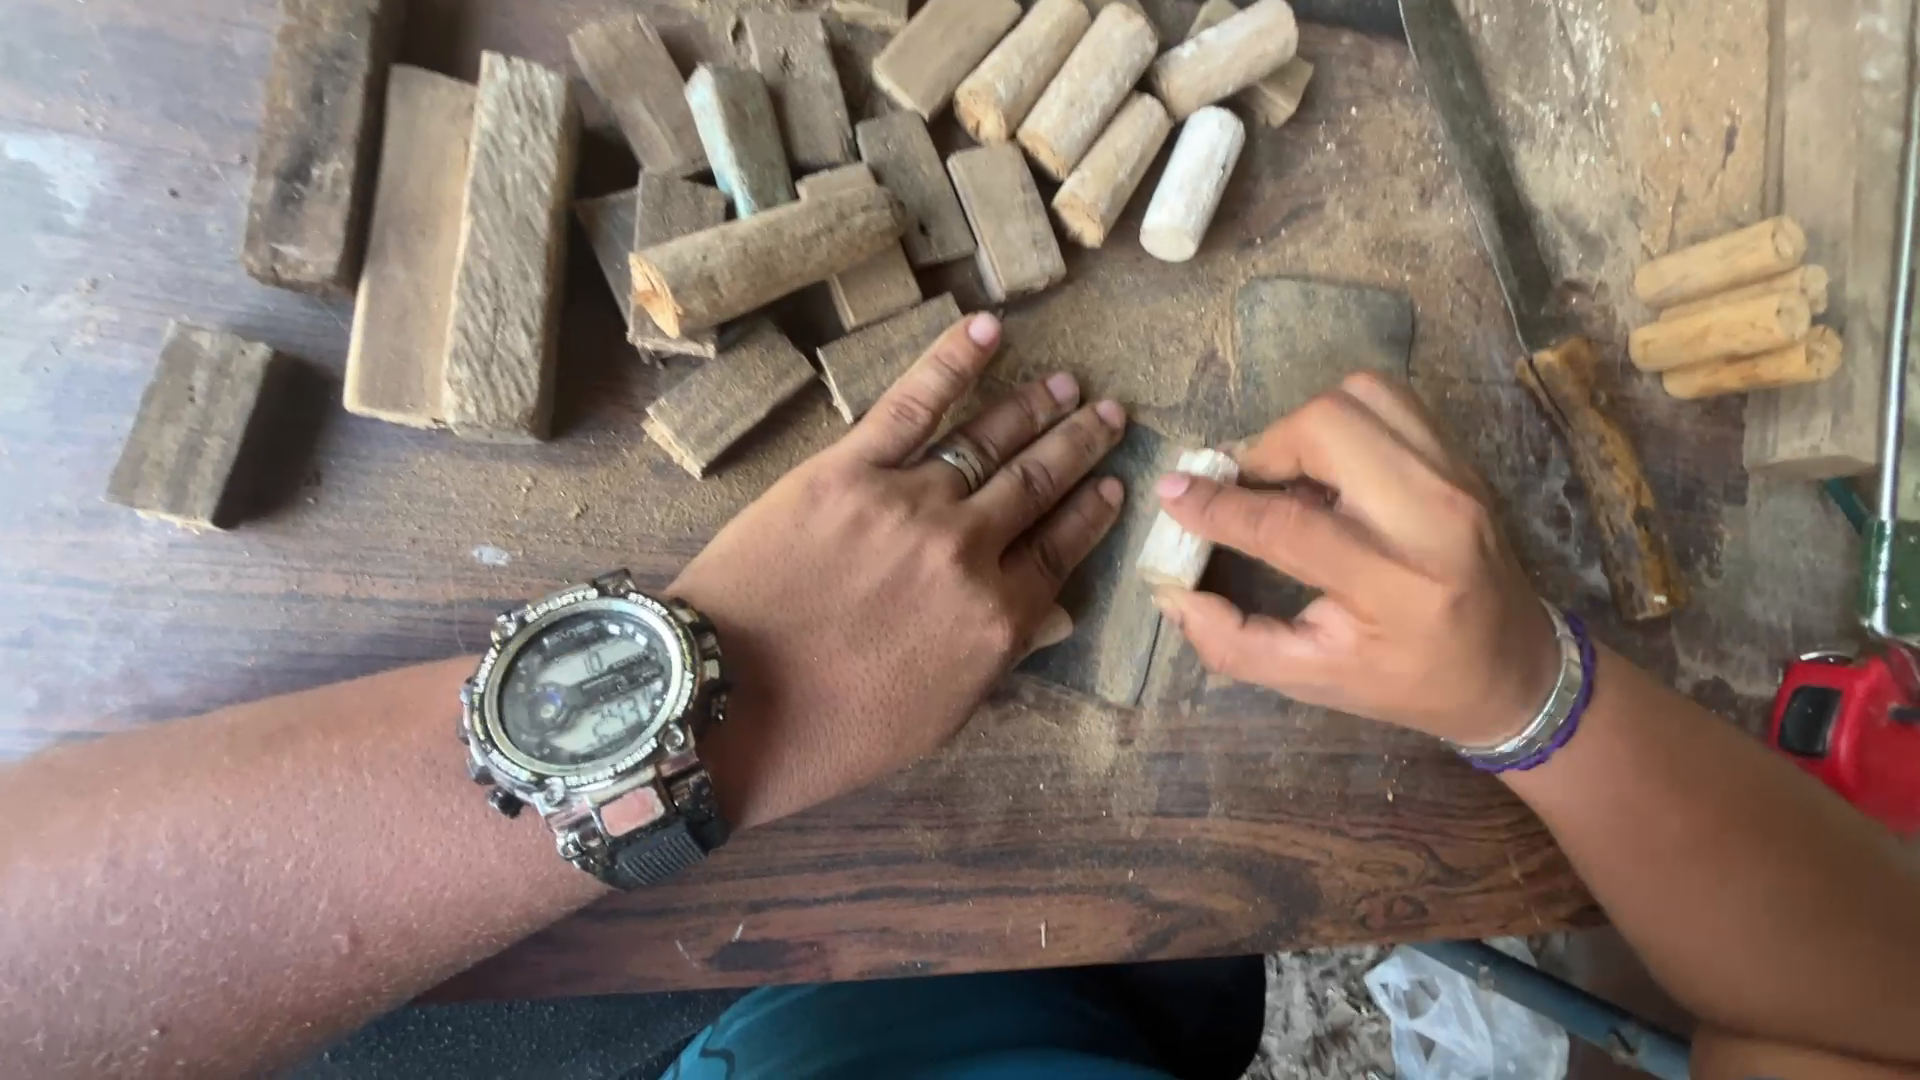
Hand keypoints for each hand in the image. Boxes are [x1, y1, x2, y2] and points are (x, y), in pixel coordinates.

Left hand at [675, 314, 1128, 827]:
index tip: (1114, 484)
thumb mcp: (940, 714)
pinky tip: (986, 330)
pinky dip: (951, 362)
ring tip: (1067, 383)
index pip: (1061, 549)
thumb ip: (1004, 654)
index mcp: (997, 617)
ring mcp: (911, 502)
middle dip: (1080, 444)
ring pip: (989, 439)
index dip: (1092, 513)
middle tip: (1110, 412)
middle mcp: (969, 550)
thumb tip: (1059, 613)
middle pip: (1038, 483)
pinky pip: (912, 404)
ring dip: (1034, 406)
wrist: (725, 705)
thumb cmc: (835, 727)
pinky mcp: (850, 469)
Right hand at [1150, 373, 1557, 744]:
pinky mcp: (1461, 459)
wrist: (1516, 668)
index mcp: (1396, 587)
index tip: (1171, 493)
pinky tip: (1327, 467)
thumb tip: (1172, 593)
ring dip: (1302, 429)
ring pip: (1359, 398)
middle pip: (1329, 428)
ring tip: (1287, 476)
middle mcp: (1434, 518)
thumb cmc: (1405, 680)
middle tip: (1245, 486)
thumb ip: (1232, 643)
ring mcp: (1457, 477)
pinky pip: (1387, 401)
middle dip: (1266, 448)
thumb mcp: (1311, 682)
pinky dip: (1340, 420)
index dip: (1217, 506)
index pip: (1288, 526)